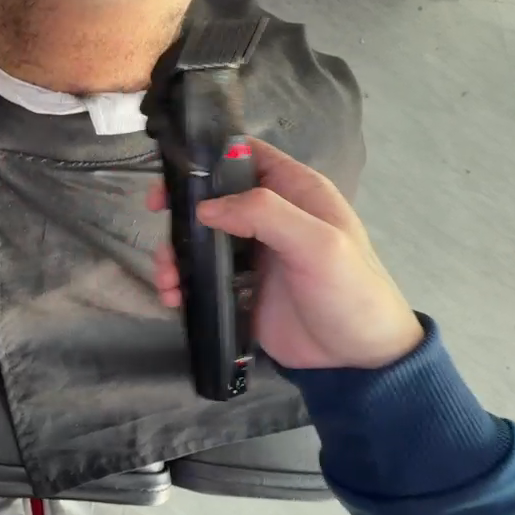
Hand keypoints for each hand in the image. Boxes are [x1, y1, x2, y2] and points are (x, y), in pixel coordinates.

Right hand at [151, 140, 422, 369]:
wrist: (357, 359)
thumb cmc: (351, 293)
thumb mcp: (319, 245)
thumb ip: (266, 215)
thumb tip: (204, 208)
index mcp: (294, 191)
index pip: (244, 155)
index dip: (206, 158)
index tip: (174, 178)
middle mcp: (269, 215)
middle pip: (210, 196)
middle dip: (180, 210)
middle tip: (157, 219)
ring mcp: (251, 251)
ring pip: (198, 237)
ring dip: (175, 253)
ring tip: (168, 279)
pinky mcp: (238, 285)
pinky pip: (199, 274)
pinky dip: (181, 282)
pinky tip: (173, 297)